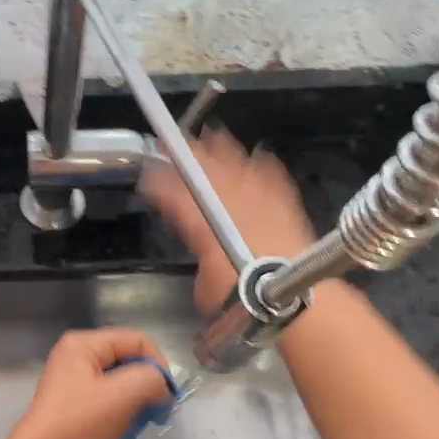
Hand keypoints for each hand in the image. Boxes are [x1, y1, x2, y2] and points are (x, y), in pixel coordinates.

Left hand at [0, 329, 173, 438]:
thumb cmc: (80, 425)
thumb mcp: (123, 394)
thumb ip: (151, 379)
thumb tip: (161, 387)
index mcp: (83, 343)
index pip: (138, 340)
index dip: (159, 364)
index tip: (167, 396)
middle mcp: (76, 355)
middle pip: (128, 358)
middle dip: (147, 382)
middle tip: (157, 410)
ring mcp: (72, 380)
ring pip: (119, 380)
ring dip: (136, 398)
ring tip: (142, 420)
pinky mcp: (73, 404)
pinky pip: (108, 397)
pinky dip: (122, 409)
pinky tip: (126, 426)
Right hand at [139, 128, 317, 314]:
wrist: (290, 298)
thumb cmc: (240, 298)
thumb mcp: (204, 284)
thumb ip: (200, 256)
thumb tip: (203, 252)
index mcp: (199, 220)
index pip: (169, 190)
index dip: (156, 180)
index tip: (148, 177)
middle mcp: (227, 197)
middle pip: (202, 162)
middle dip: (185, 153)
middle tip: (172, 147)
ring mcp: (257, 192)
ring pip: (234, 158)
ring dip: (219, 149)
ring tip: (212, 140)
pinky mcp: (283, 197)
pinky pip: (268, 169)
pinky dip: (258, 163)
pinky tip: (256, 158)